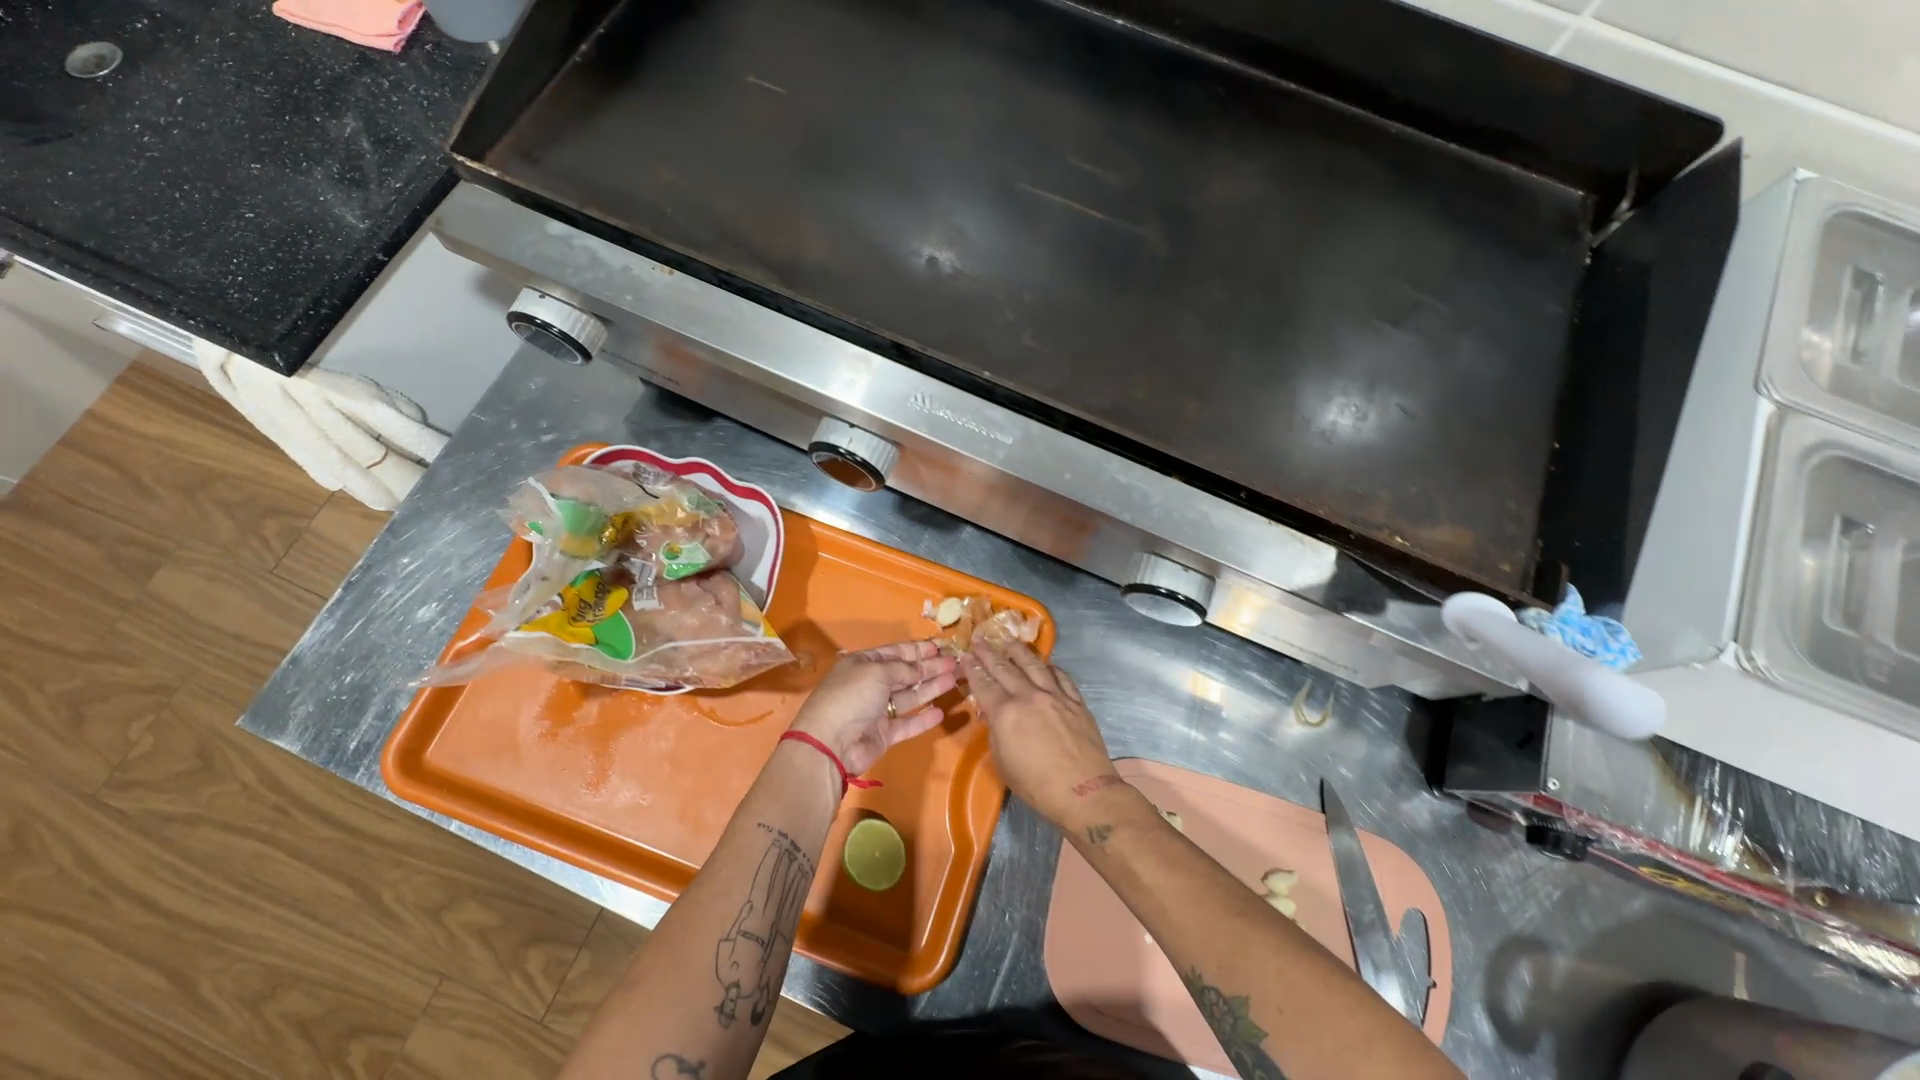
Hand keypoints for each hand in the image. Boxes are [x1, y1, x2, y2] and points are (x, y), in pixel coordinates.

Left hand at [789, 640, 956, 775]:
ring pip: (908, 697)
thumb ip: (903, 669)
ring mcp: (877, 711)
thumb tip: (921, 667)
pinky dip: (923, 719)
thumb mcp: (877, 672)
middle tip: (954, 663)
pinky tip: (940, 712)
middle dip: (928, 668)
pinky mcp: (883, 735)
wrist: (832, 743)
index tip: (939, 648)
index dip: (916, 650)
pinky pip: (907, 724)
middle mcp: (870, 685)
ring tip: (954, 680)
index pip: (894, 653)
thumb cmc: (852, 697)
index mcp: (862, 664)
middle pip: (904, 674)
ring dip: (930, 688)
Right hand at [960, 640, 1121, 830]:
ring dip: (1019, 652)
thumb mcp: (1003, 763)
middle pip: (1006, 669)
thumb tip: (996, 718)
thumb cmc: (1037, 785)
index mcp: (1005, 713)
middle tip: (980, 639)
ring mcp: (1056, 697)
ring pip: (1035, 666)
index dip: (972, 669)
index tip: (965, 656)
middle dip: (990, 653)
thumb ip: (996, 734)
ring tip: (1010, 641)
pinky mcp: (1076, 703)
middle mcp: (1029, 697)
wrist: (1083, 791)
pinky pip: (1062, 678)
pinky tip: (1046, 663)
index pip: (984, 684)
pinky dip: (1052, 668)